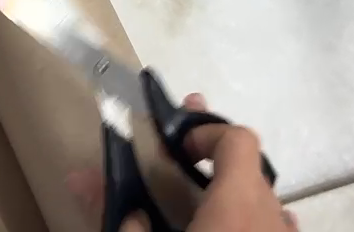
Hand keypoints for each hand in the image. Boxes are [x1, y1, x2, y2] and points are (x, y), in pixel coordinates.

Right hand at [68, 94, 294, 231]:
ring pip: (271, 211)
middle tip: (178, 169)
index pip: (239, 141)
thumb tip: (79, 178)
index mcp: (238, 211)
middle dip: (215, 166)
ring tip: (201, 214)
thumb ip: (117, 216)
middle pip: (254, 174)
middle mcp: (275, 227)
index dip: (206, 132)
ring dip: (237, 201)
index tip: (173, 150)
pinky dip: (255, 229)